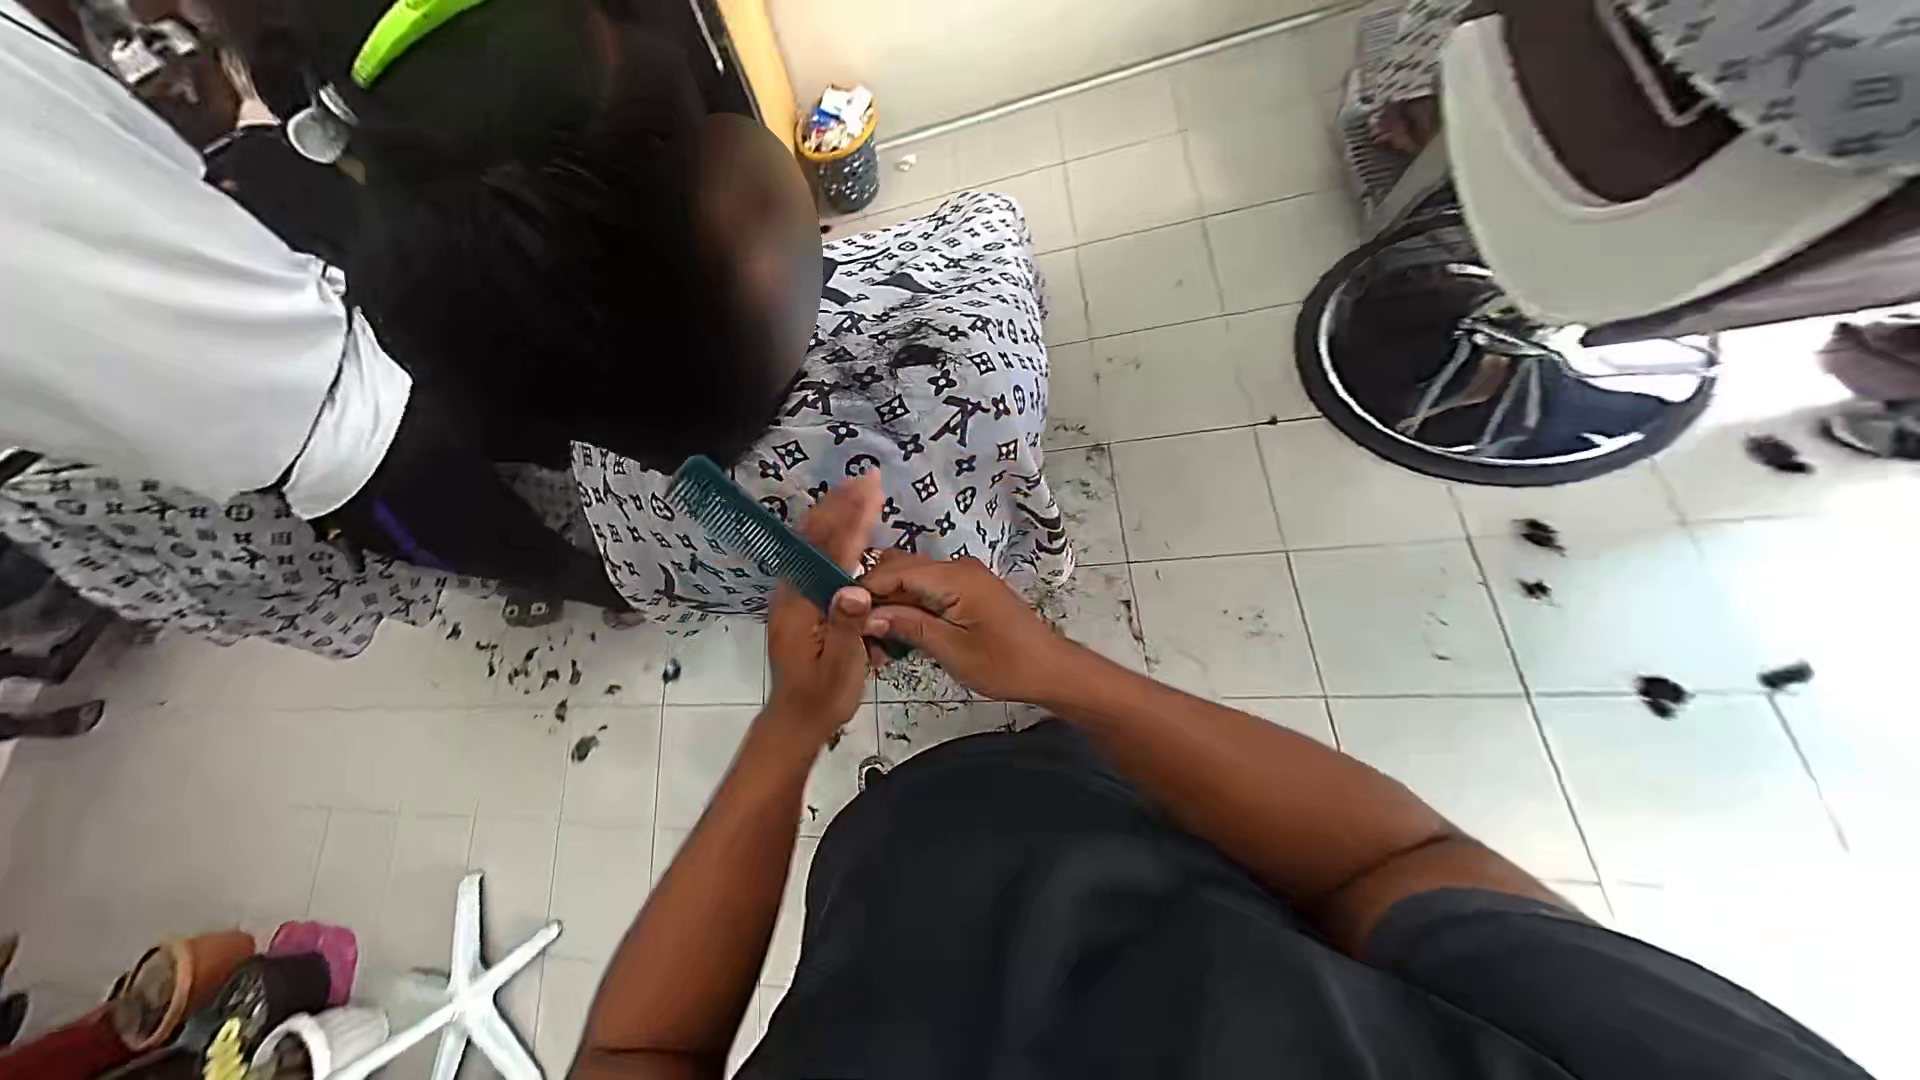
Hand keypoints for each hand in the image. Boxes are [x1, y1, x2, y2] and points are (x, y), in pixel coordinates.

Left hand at [765, 472, 881, 743]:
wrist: (796, 718)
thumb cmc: (822, 697)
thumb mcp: (841, 668)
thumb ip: (848, 629)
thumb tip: (856, 590)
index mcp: (802, 606)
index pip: (831, 554)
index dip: (852, 521)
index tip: (871, 493)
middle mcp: (793, 592)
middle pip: (816, 538)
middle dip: (841, 506)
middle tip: (866, 480)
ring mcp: (794, 595)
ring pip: (812, 544)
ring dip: (835, 514)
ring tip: (857, 490)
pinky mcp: (800, 601)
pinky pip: (815, 557)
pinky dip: (832, 534)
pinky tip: (846, 525)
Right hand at [860, 552, 1085, 704]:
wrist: (1050, 669)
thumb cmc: (1006, 664)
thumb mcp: (952, 650)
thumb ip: (908, 627)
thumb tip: (866, 616)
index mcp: (955, 577)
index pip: (893, 570)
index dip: (863, 590)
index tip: (839, 614)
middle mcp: (957, 568)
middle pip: (900, 570)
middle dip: (874, 599)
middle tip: (859, 635)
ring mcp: (963, 578)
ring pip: (911, 582)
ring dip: (890, 607)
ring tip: (877, 644)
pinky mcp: (967, 591)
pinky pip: (928, 592)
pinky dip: (910, 610)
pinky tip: (899, 637)